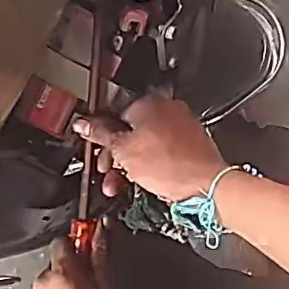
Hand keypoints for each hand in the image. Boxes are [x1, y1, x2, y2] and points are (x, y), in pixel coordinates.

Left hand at [27, 237, 106, 288]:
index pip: (63, 241)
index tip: (84, 248)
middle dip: (70, 267)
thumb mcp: (102, 286)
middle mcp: (43, 279)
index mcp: (62, 271)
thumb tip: (100, 232)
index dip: (75, 243)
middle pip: (56, 260)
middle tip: (85, 283)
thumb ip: (98, 254)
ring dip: (60, 281)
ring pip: (49, 276)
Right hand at [73, 95, 226, 202]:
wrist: (205, 185)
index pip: (112, 114)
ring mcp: (180, 126)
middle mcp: (166, 109)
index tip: (95, 149)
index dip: (100, 136)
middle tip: (107, 169)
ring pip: (145, 143)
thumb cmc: (170, 166)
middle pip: (129, 130)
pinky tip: (143, 179)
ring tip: (120, 182)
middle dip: (114, 154)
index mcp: (148, 103)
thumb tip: (84, 125)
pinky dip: (149, 164)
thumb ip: (100, 136)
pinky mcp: (189, 144)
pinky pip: (162, 151)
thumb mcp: (123, 152)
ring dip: (129, 163)